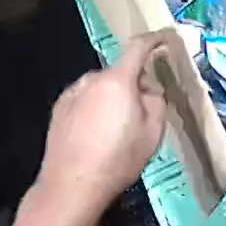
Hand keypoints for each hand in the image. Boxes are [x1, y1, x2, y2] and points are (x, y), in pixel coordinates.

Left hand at [33, 37, 166, 219]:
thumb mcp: (153, 132)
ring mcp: (72, 93)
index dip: (155, 40)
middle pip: (121, 72)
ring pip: (103, 86)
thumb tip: (150, 89)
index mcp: (117, 81)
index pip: (138, 47)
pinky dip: (97, 106)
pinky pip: (87, 99)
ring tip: (119, 129)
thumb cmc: (117, 160)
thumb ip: (157, 101)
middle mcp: (92, 80)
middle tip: (146, 112)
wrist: (71, 187)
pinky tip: (98, 133)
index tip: (165, 38)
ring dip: (115, 96)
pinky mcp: (60, 109)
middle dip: (136, 84)